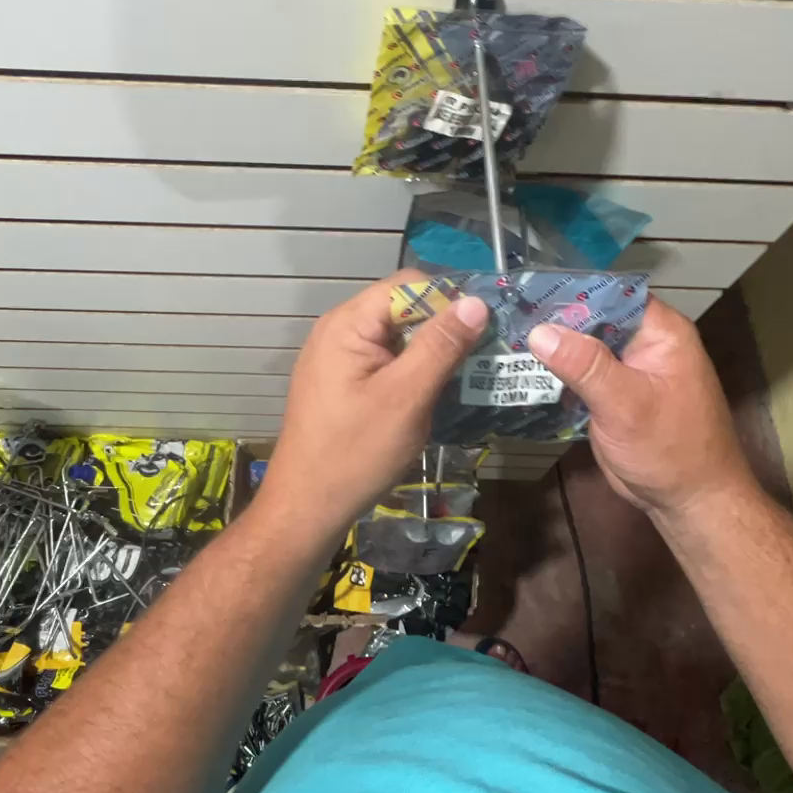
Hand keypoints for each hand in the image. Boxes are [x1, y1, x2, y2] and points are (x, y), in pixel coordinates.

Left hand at [260, 270, 487, 533]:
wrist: (306, 507)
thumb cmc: (356, 452)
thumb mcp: (407, 397)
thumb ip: (441, 346)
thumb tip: (476, 302)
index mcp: (348, 324)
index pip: (408, 285)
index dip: (449, 299)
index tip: (486, 327)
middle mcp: (339, 330)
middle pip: (402, 308)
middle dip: (442, 326)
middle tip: (483, 354)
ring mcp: (337, 358)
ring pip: (396, 337)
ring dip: (430, 351)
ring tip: (466, 375)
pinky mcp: (341, 382)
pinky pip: (384, 361)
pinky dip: (411, 370)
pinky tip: (433, 393)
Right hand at [527, 298, 757, 518]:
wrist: (688, 503)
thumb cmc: (670, 450)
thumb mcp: (626, 404)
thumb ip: (585, 365)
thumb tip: (539, 331)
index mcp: (659, 331)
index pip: (611, 293)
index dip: (570, 289)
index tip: (526, 290)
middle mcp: (643, 342)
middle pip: (592, 317)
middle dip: (552, 319)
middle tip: (504, 315)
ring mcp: (627, 369)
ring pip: (582, 346)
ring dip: (549, 347)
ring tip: (502, 338)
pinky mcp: (612, 394)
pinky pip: (580, 373)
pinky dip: (555, 373)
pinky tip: (518, 369)